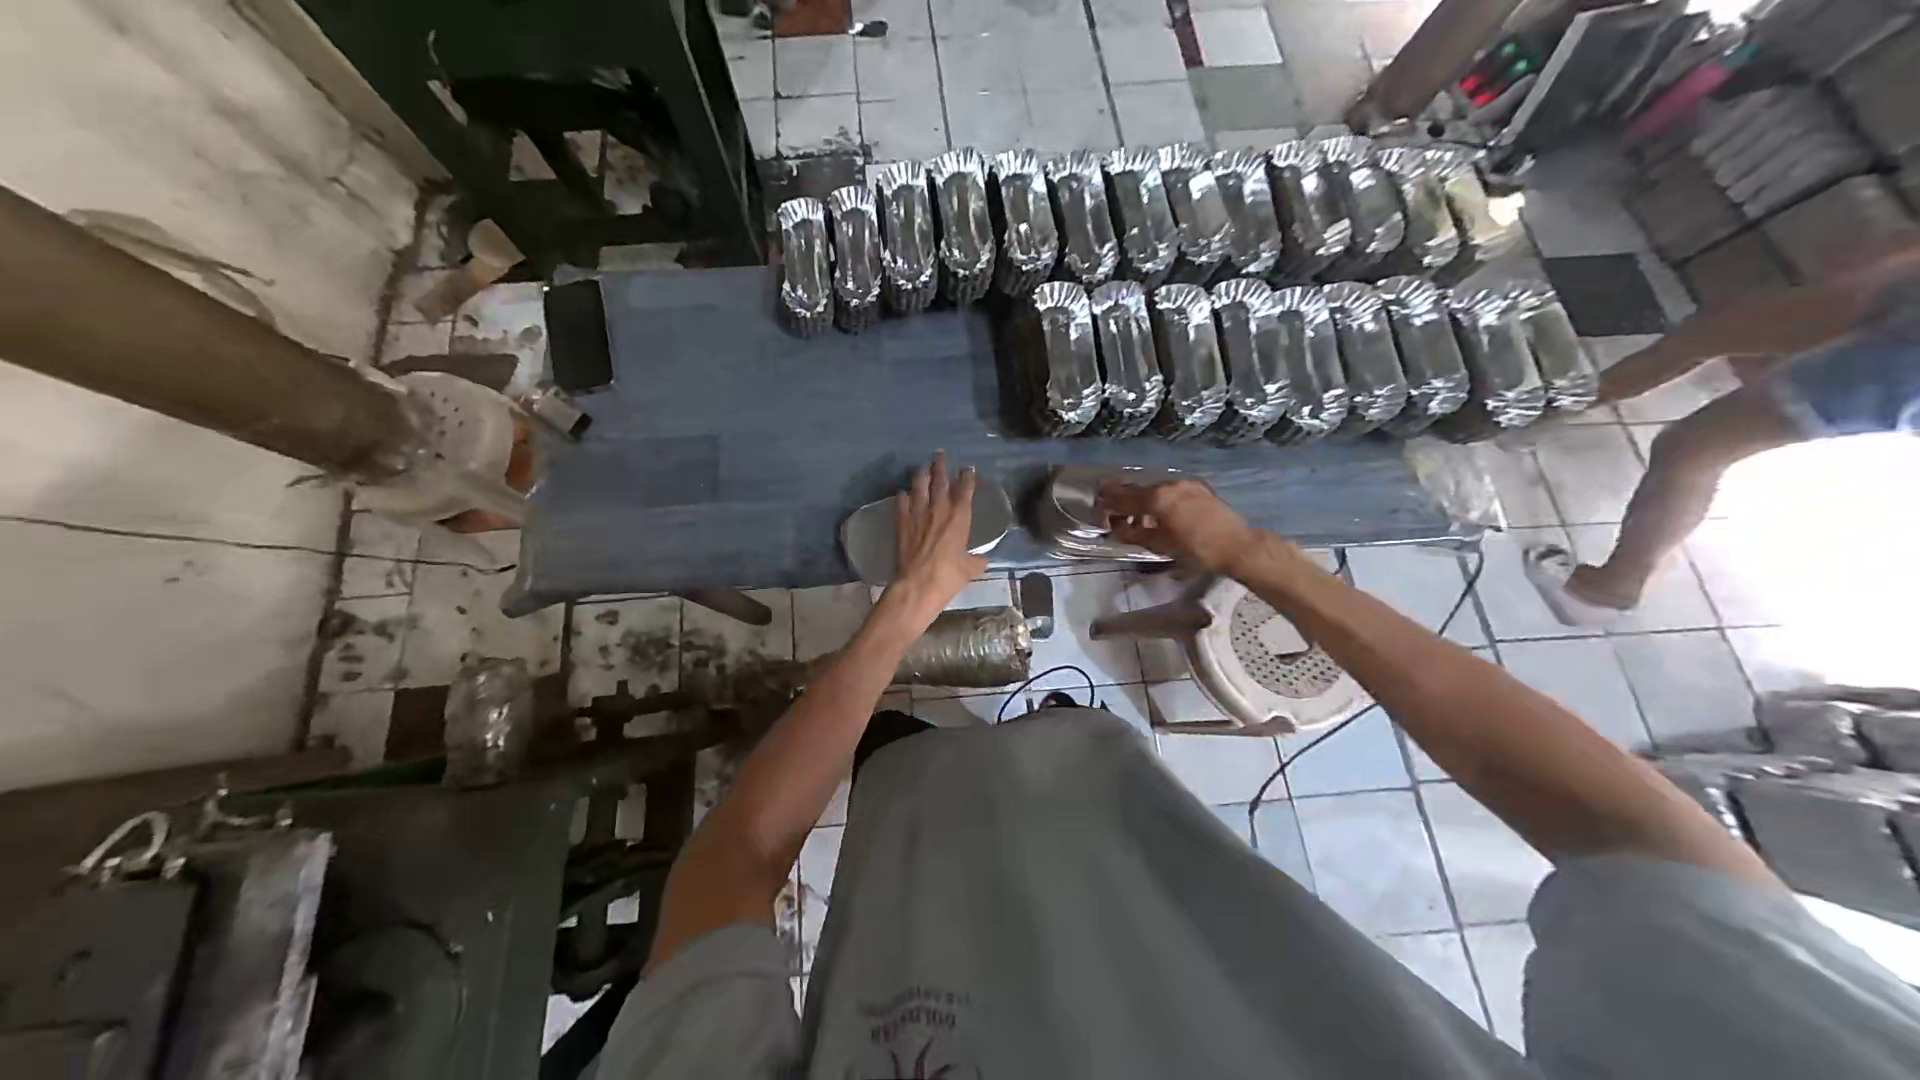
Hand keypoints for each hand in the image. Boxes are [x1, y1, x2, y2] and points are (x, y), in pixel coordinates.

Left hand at [885, 453, 988, 625]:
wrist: (918, 584)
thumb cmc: (949, 576)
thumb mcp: (970, 569)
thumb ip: (976, 560)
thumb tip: (982, 560)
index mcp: (959, 517)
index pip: (965, 490)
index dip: (967, 477)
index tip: (968, 468)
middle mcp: (939, 510)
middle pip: (940, 481)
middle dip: (941, 465)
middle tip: (941, 454)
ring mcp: (918, 514)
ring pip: (919, 486)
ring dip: (921, 474)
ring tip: (923, 466)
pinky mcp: (902, 523)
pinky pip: (902, 503)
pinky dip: (903, 496)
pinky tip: (902, 492)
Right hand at [1097, 479, 1268, 574]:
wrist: (1237, 546)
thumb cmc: (1196, 549)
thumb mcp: (1159, 545)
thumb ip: (1134, 534)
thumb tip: (1117, 528)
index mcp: (1156, 498)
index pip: (1121, 496)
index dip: (1106, 503)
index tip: (1098, 510)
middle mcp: (1169, 485)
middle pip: (1137, 489)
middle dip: (1122, 500)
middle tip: (1112, 512)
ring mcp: (1186, 485)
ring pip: (1154, 490)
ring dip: (1142, 502)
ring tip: (1138, 519)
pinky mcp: (1199, 490)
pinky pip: (1170, 492)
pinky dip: (1159, 501)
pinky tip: (1161, 515)